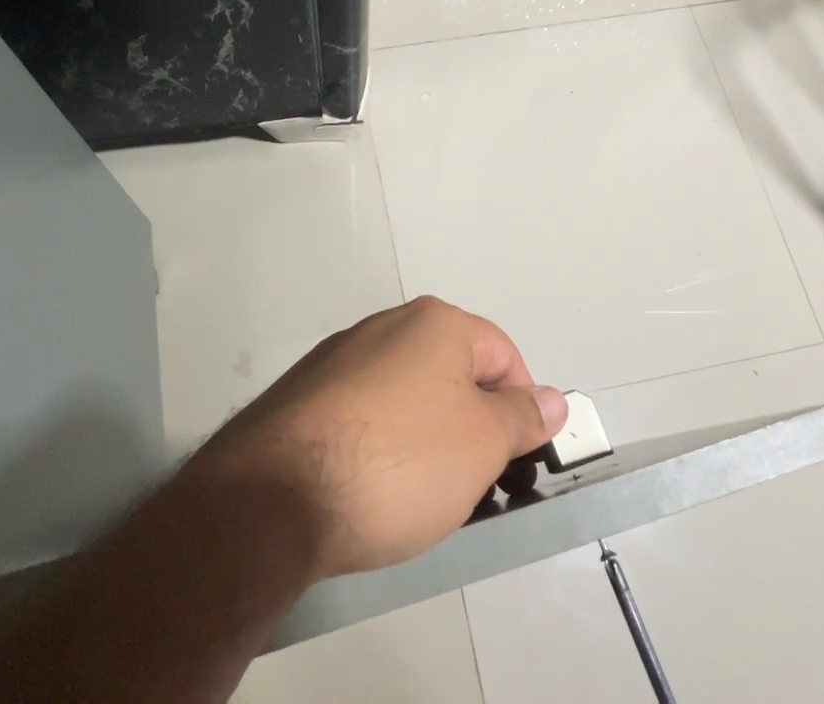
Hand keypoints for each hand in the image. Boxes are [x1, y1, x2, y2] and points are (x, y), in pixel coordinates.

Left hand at [187, 296, 568, 577]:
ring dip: (426, 446)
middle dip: (471, 432)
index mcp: (433, 324)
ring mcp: (333, 363)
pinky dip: (378, 453)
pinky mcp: (298, 400)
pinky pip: (360, 422)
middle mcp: (381, 329)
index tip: (515, 463)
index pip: (503, 356)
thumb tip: (550, 398)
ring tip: (420, 500)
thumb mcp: (482, 444)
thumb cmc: (398, 463)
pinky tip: (370, 495)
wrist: (272, 499)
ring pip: (405, 403)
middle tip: (473, 487)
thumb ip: (523, 417)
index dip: (520, 409)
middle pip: (451, 378)